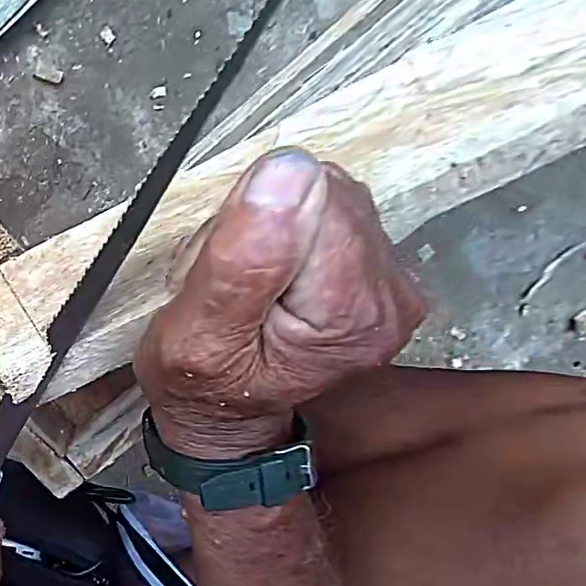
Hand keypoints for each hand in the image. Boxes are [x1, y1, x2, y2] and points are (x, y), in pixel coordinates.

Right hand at [134, 148, 426, 458]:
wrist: (224, 413)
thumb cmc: (203, 387)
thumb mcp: (195, 335)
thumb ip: (238, 260)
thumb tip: (287, 171)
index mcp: (350, 317)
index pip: (312, 201)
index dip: (252, 222)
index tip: (225, 272)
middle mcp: (388, 299)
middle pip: (324, 194)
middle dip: (261, 222)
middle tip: (229, 281)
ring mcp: (389, 284)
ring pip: (323, 195)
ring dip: (268, 225)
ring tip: (243, 281)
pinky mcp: (378, 270)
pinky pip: (327, 210)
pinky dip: (284, 230)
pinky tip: (266, 274)